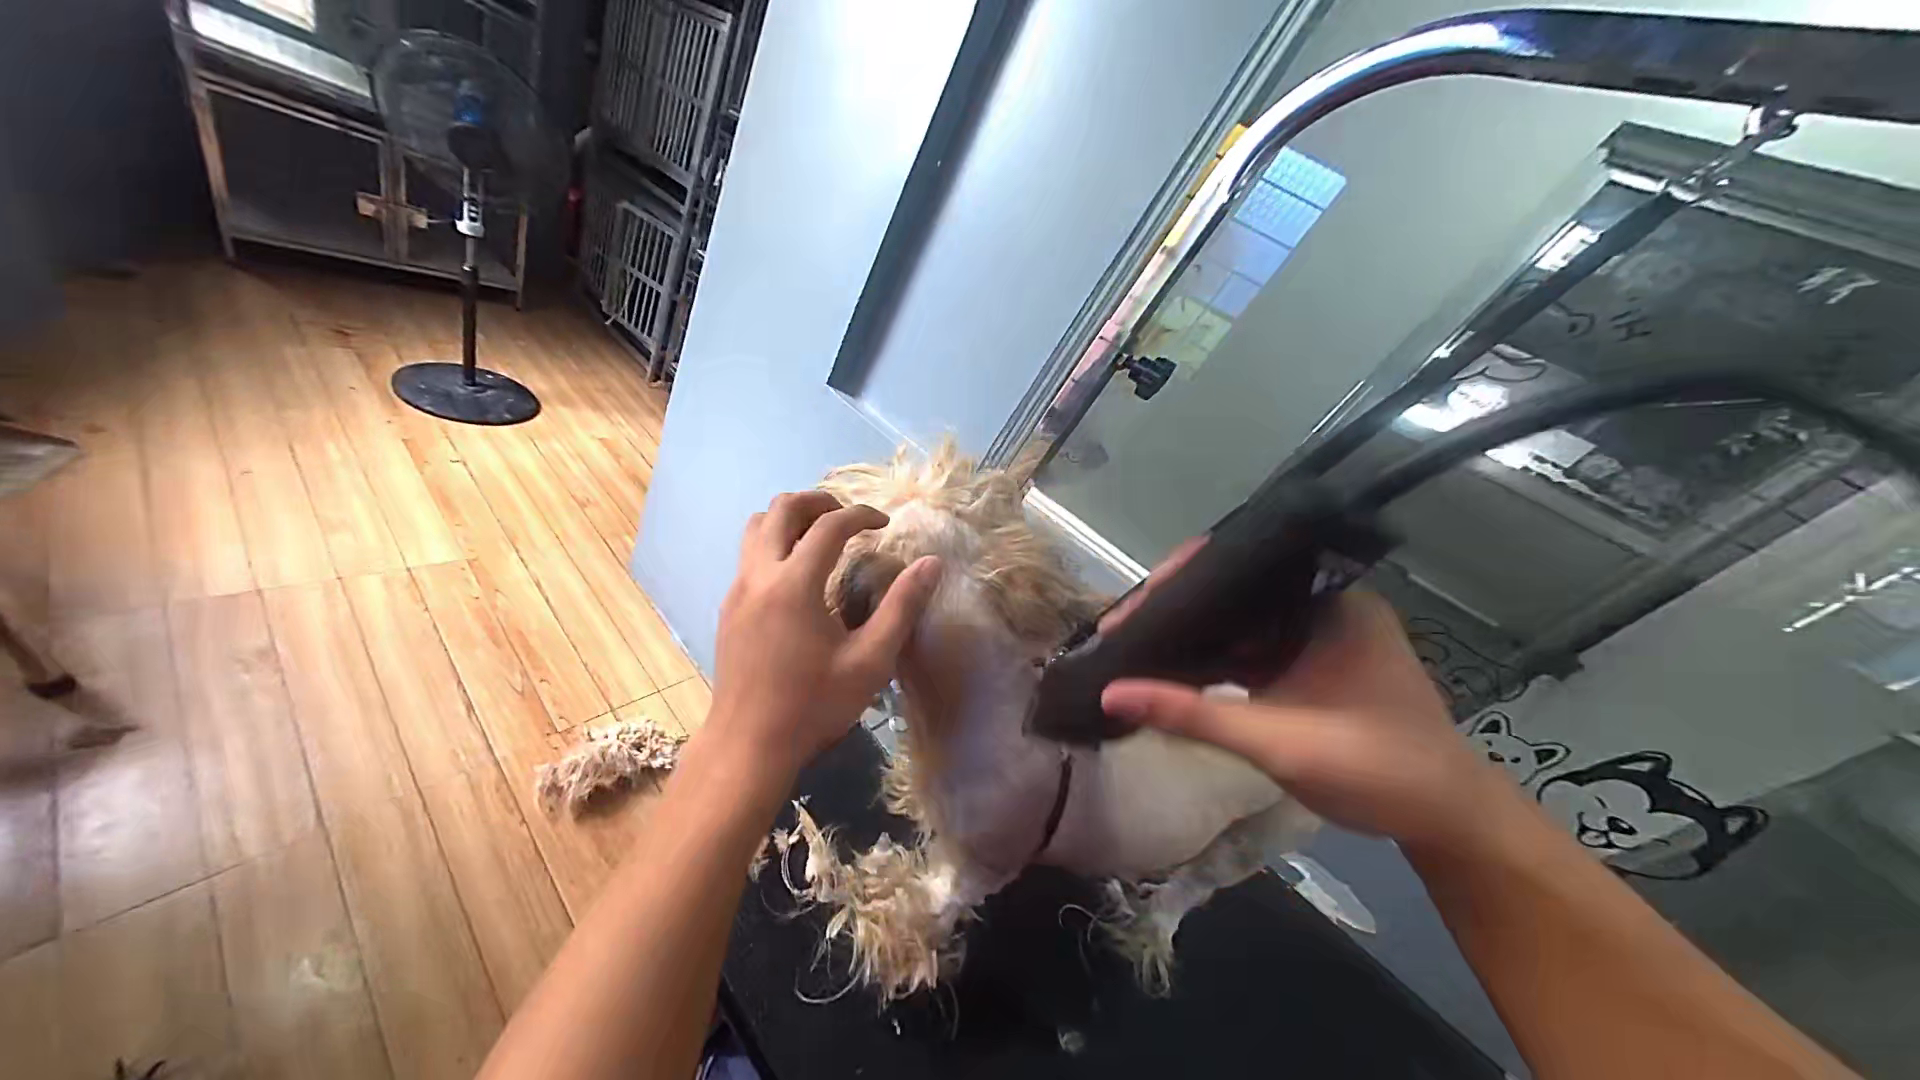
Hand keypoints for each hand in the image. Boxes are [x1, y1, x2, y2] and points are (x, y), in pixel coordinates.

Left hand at [705, 490, 940, 783]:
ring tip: (821, 535)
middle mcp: (759, 575)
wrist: (748, 745)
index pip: (829, 525)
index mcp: (795, 584)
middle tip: (849, 516)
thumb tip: (932, 564)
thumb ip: (902, 607)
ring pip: (757, 527)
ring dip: (791, 518)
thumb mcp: (871, 660)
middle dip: (819, 501)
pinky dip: (775, 543)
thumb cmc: (814, 705)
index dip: (861, 514)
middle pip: (782, 508)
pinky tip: (798, 574)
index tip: (884, 524)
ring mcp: (737, 590)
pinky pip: (748, 554)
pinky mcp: (729, 607)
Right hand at [1099, 542, 1518, 853]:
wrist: (1447, 820)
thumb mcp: (1280, 741)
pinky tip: (1170, 664)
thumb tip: (1111, 693)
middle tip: (1122, 624)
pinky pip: (1246, 646)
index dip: (1184, 578)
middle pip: (1233, 590)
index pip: (1244, 566)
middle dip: (1177, 606)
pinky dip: (1211, 655)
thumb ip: (1194, 714)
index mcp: (1329, 600)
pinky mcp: (1304, 660)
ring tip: (1133, 640)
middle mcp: (1320, 604)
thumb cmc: (1379, 770)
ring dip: (1191, 631)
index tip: (1137, 603)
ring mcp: (1312, 633)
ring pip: (1236, 620)